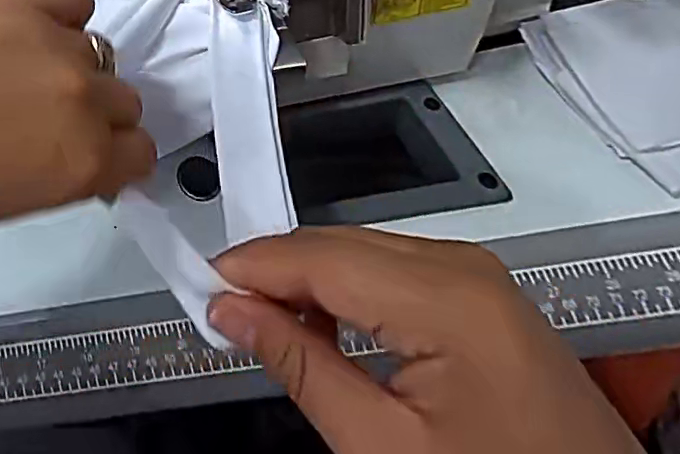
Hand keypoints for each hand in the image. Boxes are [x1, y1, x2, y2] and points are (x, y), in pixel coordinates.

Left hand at [0, 0, 156, 223]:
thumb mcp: (8, 201)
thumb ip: (64, 174)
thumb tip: (84, 153)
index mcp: (82, 162)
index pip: (140, 152)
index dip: (116, 155)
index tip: (96, 152)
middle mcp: (82, 99)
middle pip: (125, 100)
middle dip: (96, 114)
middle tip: (49, 115)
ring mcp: (55, 43)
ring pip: (100, 51)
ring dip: (73, 65)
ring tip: (22, 71)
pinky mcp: (23, 1)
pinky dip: (65, 12)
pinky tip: (34, 29)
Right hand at [209, 229, 639, 453]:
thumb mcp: (387, 451)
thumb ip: (300, 366)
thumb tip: (231, 312)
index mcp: (448, 299)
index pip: (318, 257)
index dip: (250, 267)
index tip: (202, 287)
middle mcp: (462, 265)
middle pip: (334, 246)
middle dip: (273, 273)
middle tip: (226, 311)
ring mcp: (474, 273)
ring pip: (354, 250)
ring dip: (305, 280)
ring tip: (268, 323)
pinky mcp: (477, 289)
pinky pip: (386, 266)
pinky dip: (343, 287)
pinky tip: (323, 324)